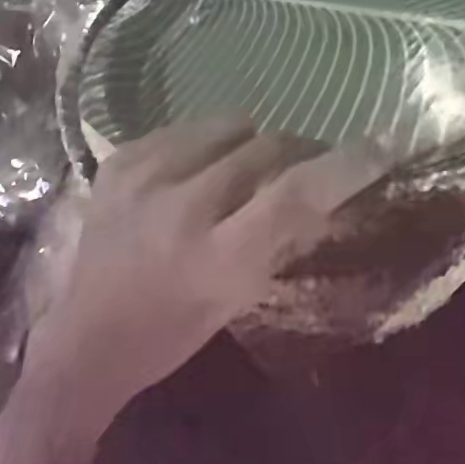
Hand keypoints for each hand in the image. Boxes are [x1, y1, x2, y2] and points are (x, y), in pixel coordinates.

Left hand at [35, 119, 388, 400]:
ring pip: (233, 125)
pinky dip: (209, 142)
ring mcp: (145, 175)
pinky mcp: (120, 158)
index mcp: (217, 258)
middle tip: (303, 166)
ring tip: (243, 169)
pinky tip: (199, 170)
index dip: (346, 164)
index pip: (295, 193)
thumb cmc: (174, 331)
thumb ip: (282, 234)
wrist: (84, 338)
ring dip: (253, 143)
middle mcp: (181, 207)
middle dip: (298, 153)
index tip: (380, 144)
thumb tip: (326, 183)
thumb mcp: (240, 293)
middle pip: (269, 148)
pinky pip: (190, 125)